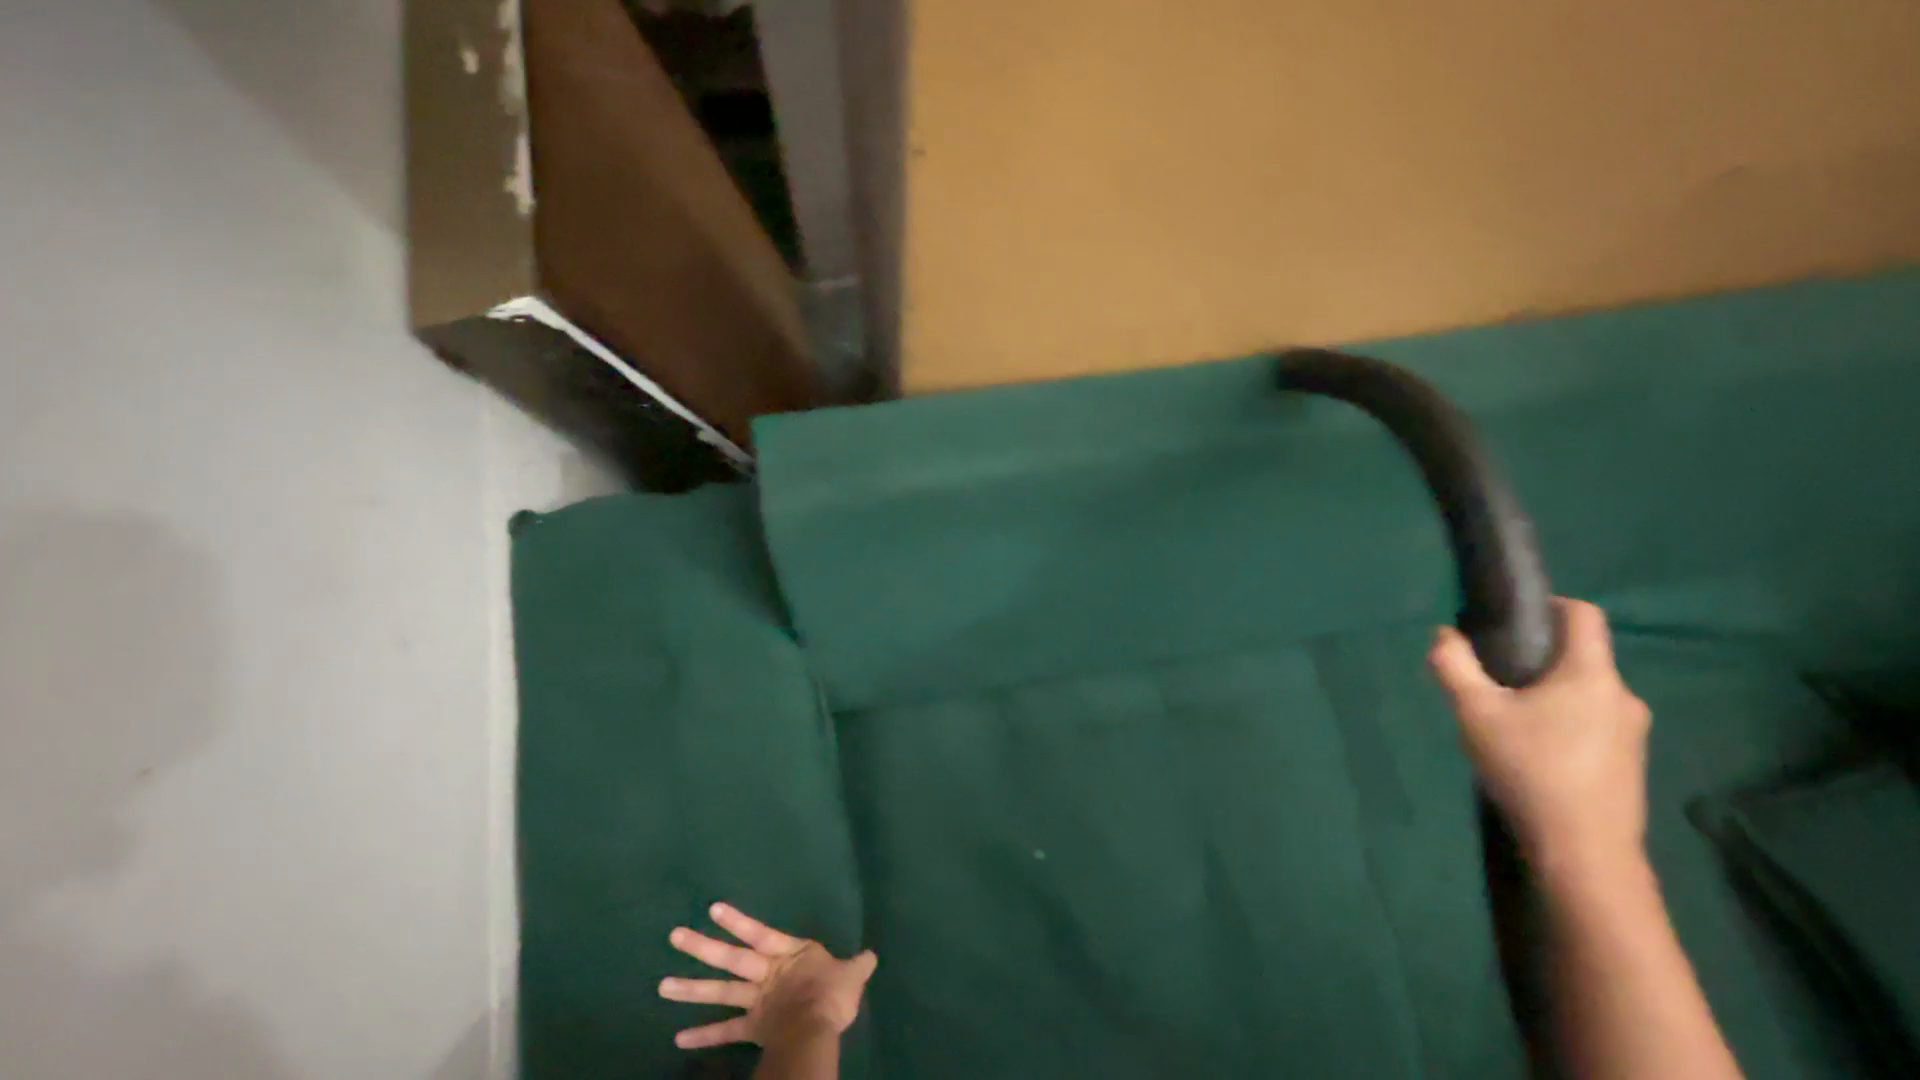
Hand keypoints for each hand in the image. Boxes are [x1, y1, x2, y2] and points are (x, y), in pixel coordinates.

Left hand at [660, 903, 876, 1051]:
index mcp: (789, 954)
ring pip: (720, 992)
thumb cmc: (833, 996)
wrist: (818, 1031)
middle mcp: (767, 973)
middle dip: (702, 947)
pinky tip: (679, 1038)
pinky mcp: (753, 1027)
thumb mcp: (852, 975)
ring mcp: (756, 1000)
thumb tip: (872, 955)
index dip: (738, 921)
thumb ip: (857, 964)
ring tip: (662, 986)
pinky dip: (703, 1035)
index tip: (712, 909)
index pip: (759, 932)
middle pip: (731, 958)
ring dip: (690, 989)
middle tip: (674, 936)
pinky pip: (726, 1032)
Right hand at [1429, 599, 1652, 879]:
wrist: (1586, 851)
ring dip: (1552, 695)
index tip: (1513, 619)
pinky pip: (1595, 725)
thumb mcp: (1476, 713)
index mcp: (1591, 674)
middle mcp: (1622, 695)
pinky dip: (1566, 725)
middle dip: (1541, 659)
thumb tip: (1443, 635)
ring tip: (1510, 720)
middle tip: (1497, 677)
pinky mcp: (1631, 764)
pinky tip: (1535, 754)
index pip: (1584, 614)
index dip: (1550, 605)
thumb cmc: (1531, 769)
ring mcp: (1633, 733)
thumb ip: (1454, 666)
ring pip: (1587, 694)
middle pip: (1582, 657)